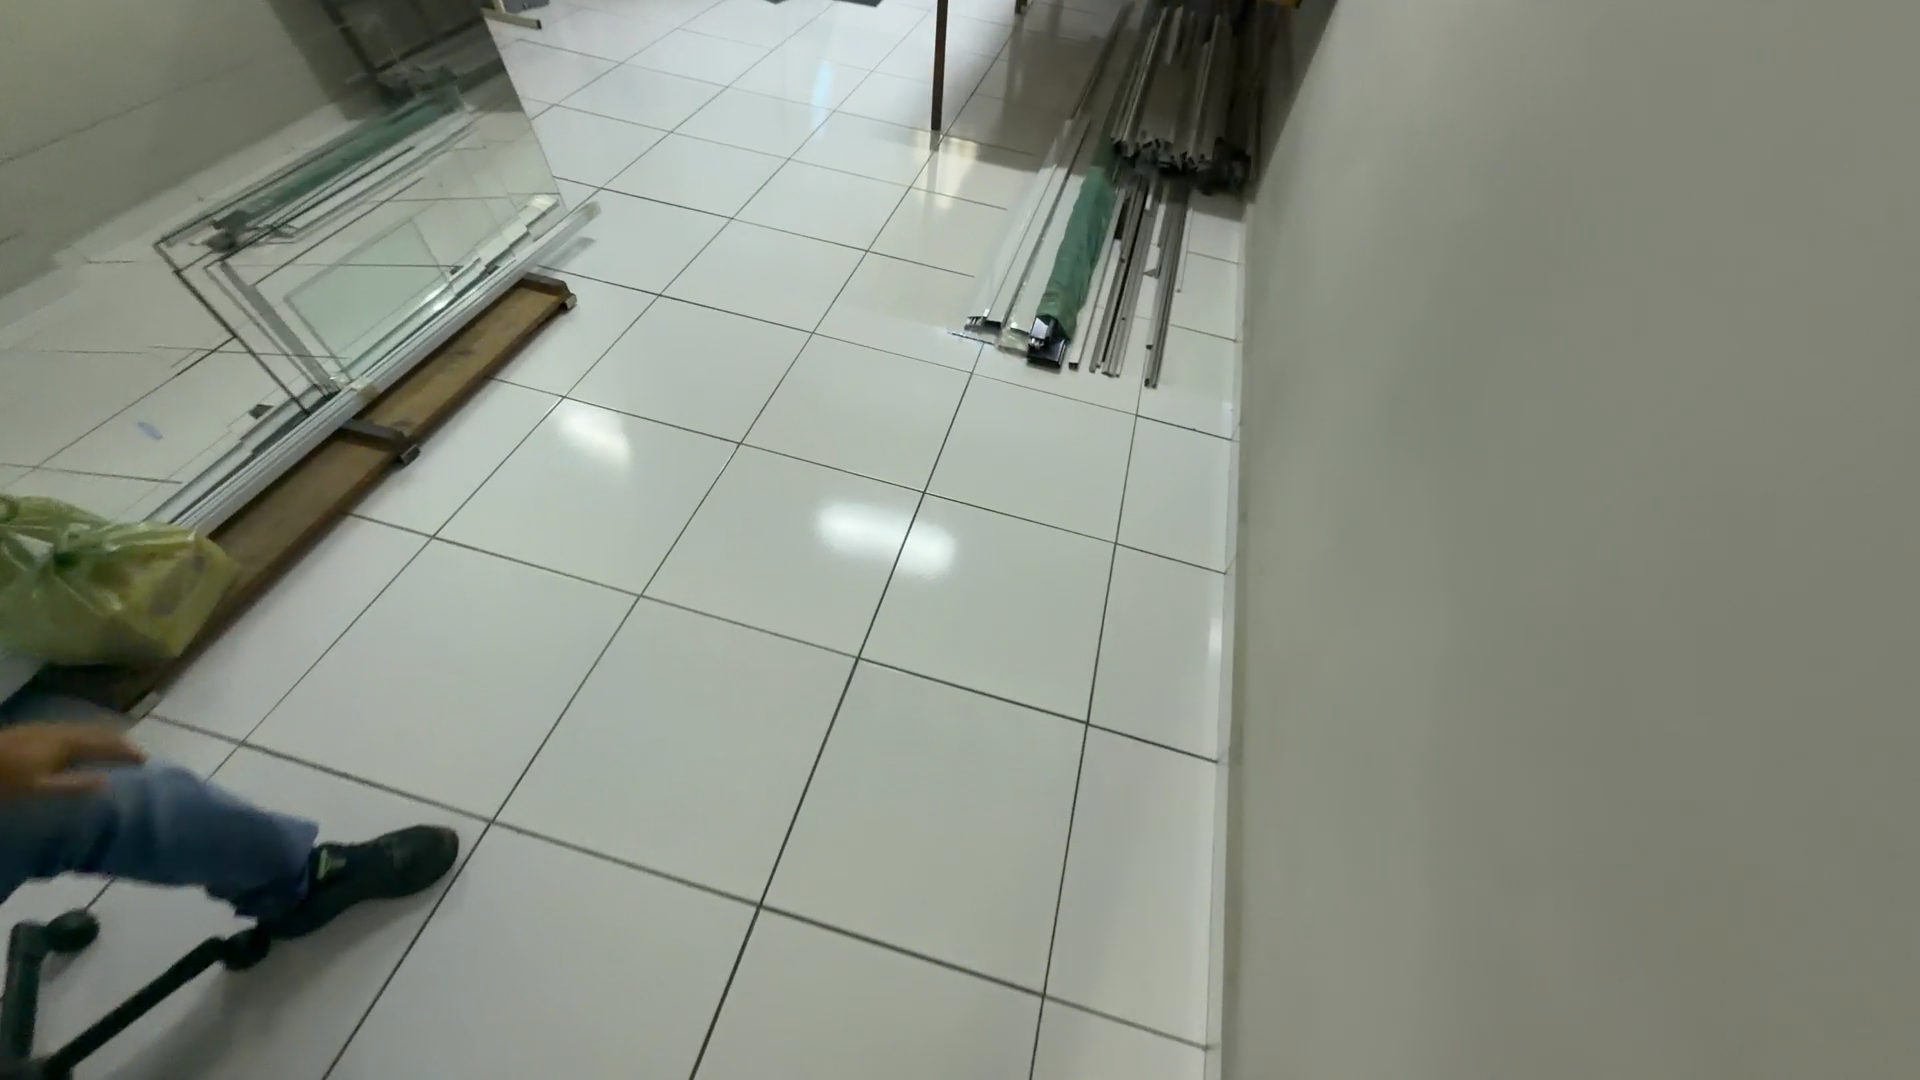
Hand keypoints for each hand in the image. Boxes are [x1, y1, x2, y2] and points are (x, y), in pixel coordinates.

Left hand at [0, 724, 146, 797]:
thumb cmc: (1, 781)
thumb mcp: (37, 788)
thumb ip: (76, 784)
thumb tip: (112, 782)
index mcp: (68, 740)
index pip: (111, 743)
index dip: (131, 752)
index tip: (147, 763)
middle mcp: (59, 729)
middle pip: (98, 733)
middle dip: (118, 743)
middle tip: (131, 757)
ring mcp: (40, 729)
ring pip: (81, 732)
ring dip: (98, 741)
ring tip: (106, 754)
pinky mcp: (24, 734)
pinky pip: (65, 733)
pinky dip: (79, 741)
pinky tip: (72, 751)